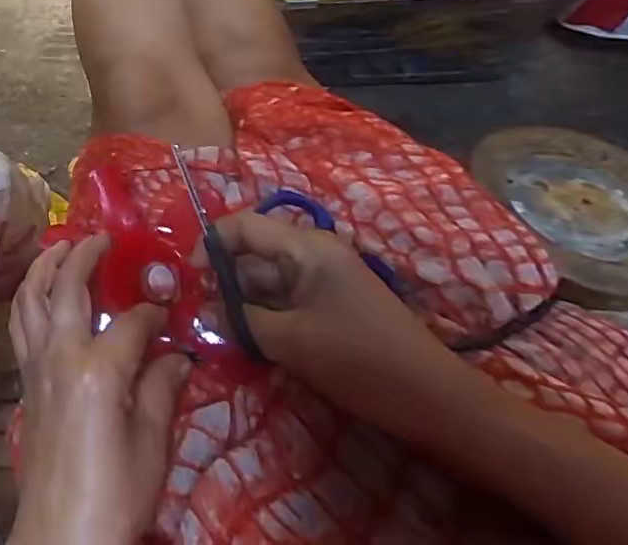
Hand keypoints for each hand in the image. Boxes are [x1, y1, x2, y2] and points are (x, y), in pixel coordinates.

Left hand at [9, 235, 190, 544]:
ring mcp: (35, 363)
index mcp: (98, 369)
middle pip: (65, 287)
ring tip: (60, 246)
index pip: (131, 322)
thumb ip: (162, 389)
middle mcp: (60, 353)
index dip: (152, 312)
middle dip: (83, 254)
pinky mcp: (24, 378)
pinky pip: (21, 322)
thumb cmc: (115, 493)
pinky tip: (41, 294)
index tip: (168, 311)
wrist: (62, 534)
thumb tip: (179, 354)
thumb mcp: (152, 446)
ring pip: (29, 297)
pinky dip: (30, 297)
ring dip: (44, 266)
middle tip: (100, 237)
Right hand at [200, 213, 478, 438]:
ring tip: (219, 332)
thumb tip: (198, 314)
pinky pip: (285, 299)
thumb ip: (240, 322)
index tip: (188, 278)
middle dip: (223, 281)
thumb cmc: (361, 360)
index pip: (242, 226)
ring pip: (266, 280)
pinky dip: (264, 316)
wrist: (438, 402)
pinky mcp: (330, 304)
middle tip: (198, 314)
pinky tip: (250, 342)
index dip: (209, 245)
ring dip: (242, 303)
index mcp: (305, 246)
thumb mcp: (292, 342)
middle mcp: (312, 252)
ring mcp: (323, 278)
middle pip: (252, 254)